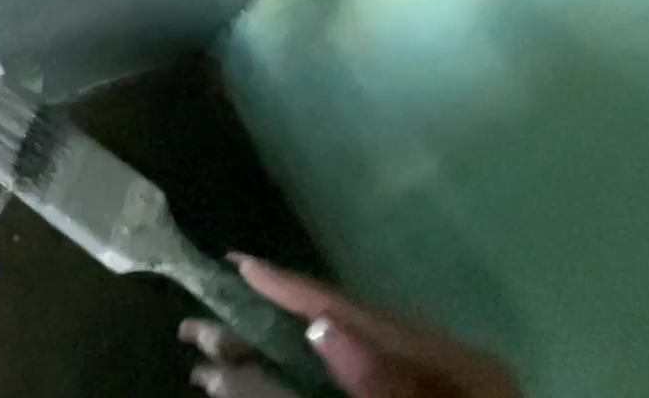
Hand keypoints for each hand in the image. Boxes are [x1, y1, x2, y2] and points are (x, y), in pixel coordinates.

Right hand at [177, 255, 519, 397]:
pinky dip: (292, 388)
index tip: (236, 264)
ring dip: (267, 366)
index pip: (354, 310)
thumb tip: (320, 325)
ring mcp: (418, 391)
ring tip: (208, 358)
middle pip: (331, 335)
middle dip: (262, 334)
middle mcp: (434, 368)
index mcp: (450, 361)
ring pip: (327, 367)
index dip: (292, 287)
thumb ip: (381, 384)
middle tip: (199, 325)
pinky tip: (249, 388)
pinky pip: (334, 390)